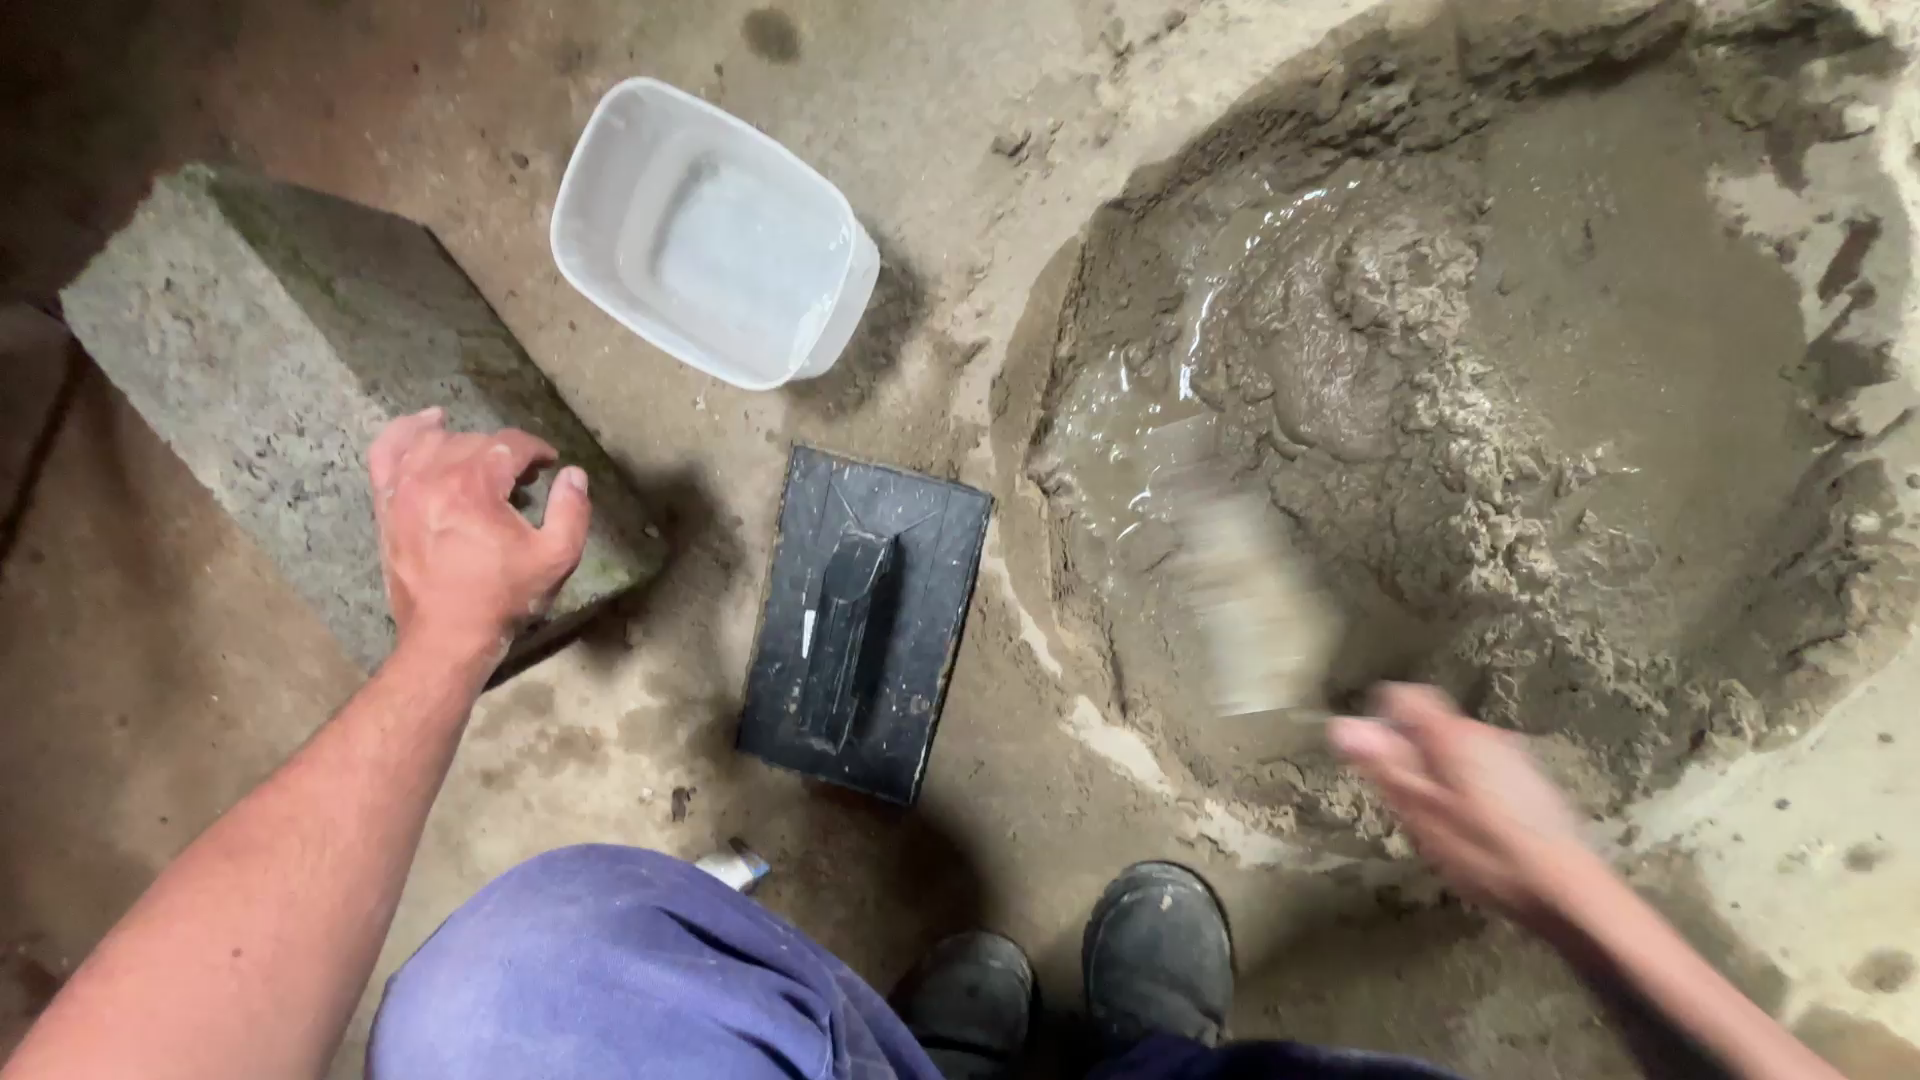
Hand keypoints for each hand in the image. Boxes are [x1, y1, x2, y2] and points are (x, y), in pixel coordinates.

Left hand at [367, 408, 591, 661]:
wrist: (447, 636)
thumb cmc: (506, 596)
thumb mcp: (558, 556)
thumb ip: (572, 510)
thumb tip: (574, 474)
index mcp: (475, 488)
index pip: (509, 445)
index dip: (536, 449)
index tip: (551, 464)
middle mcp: (432, 479)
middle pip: (473, 441)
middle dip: (505, 451)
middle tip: (526, 475)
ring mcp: (401, 490)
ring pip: (431, 441)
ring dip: (464, 441)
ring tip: (484, 454)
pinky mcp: (385, 505)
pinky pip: (386, 453)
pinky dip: (405, 433)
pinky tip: (425, 426)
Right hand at [1329, 683, 1602, 927]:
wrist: (1572, 896)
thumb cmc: (1484, 851)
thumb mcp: (1419, 810)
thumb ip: (1382, 763)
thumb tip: (1340, 724)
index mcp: (1451, 734)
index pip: (1404, 697)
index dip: (1382, 720)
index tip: (1377, 758)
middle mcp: (1485, 734)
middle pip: (1430, 726)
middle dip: (1411, 755)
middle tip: (1407, 802)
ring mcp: (1515, 758)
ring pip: (1457, 751)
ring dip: (1440, 773)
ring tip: (1441, 822)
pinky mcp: (1534, 785)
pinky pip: (1484, 770)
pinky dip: (1469, 788)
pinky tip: (1477, 830)